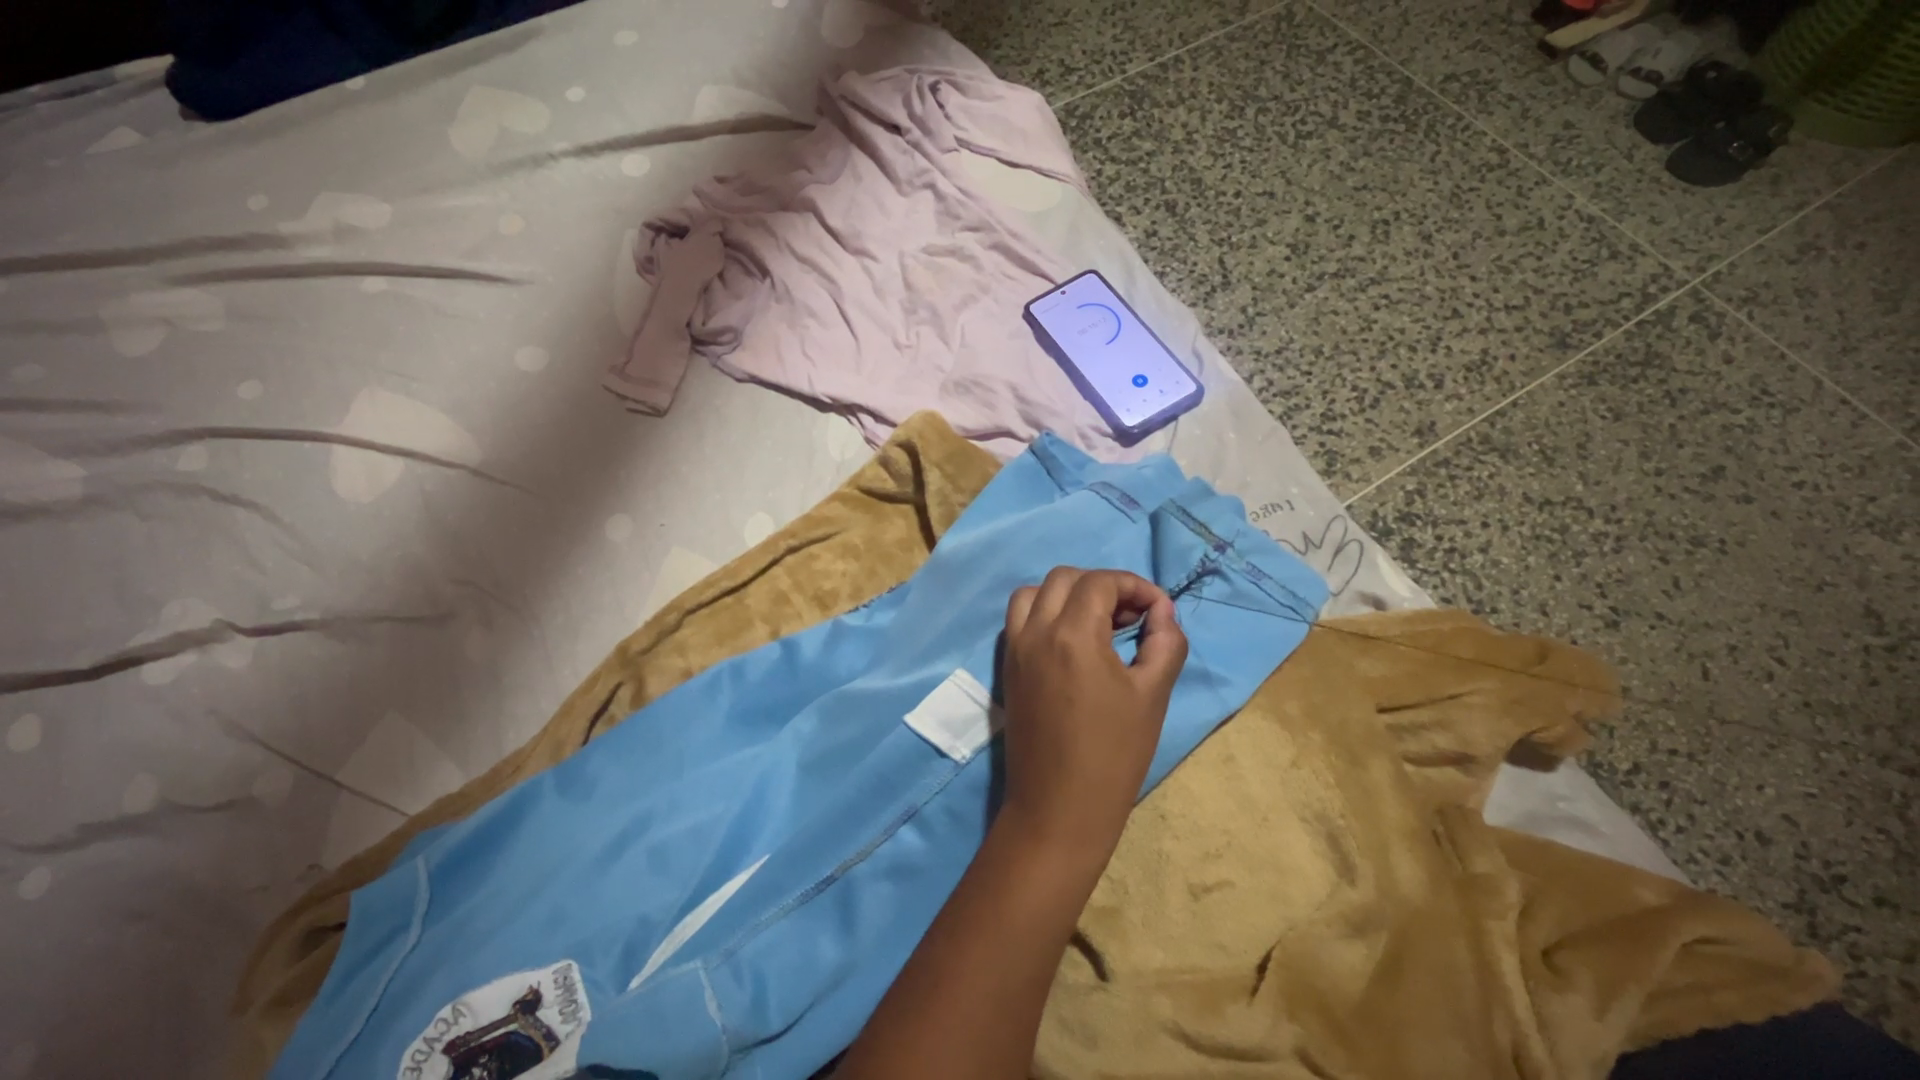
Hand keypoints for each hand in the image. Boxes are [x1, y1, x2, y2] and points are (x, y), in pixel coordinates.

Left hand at [998, 567, 1188, 856]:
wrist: (1058, 807)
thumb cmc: (1114, 754)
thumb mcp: (1152, 695)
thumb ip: (1164, 643)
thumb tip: (1162, 611)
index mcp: (1072, 634)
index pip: (1101, 582)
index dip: (1135, 586)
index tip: (1159, 611)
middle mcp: (1035, 632)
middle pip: (1065, 578)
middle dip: (1102, 586)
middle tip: (1132, 618)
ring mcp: (1015, 650)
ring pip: (1033, 594)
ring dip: (1067, 595)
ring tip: (1098, 626)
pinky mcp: (1007, 670)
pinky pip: (1019, 620)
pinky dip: (1044, 614)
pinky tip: (1072, 644)